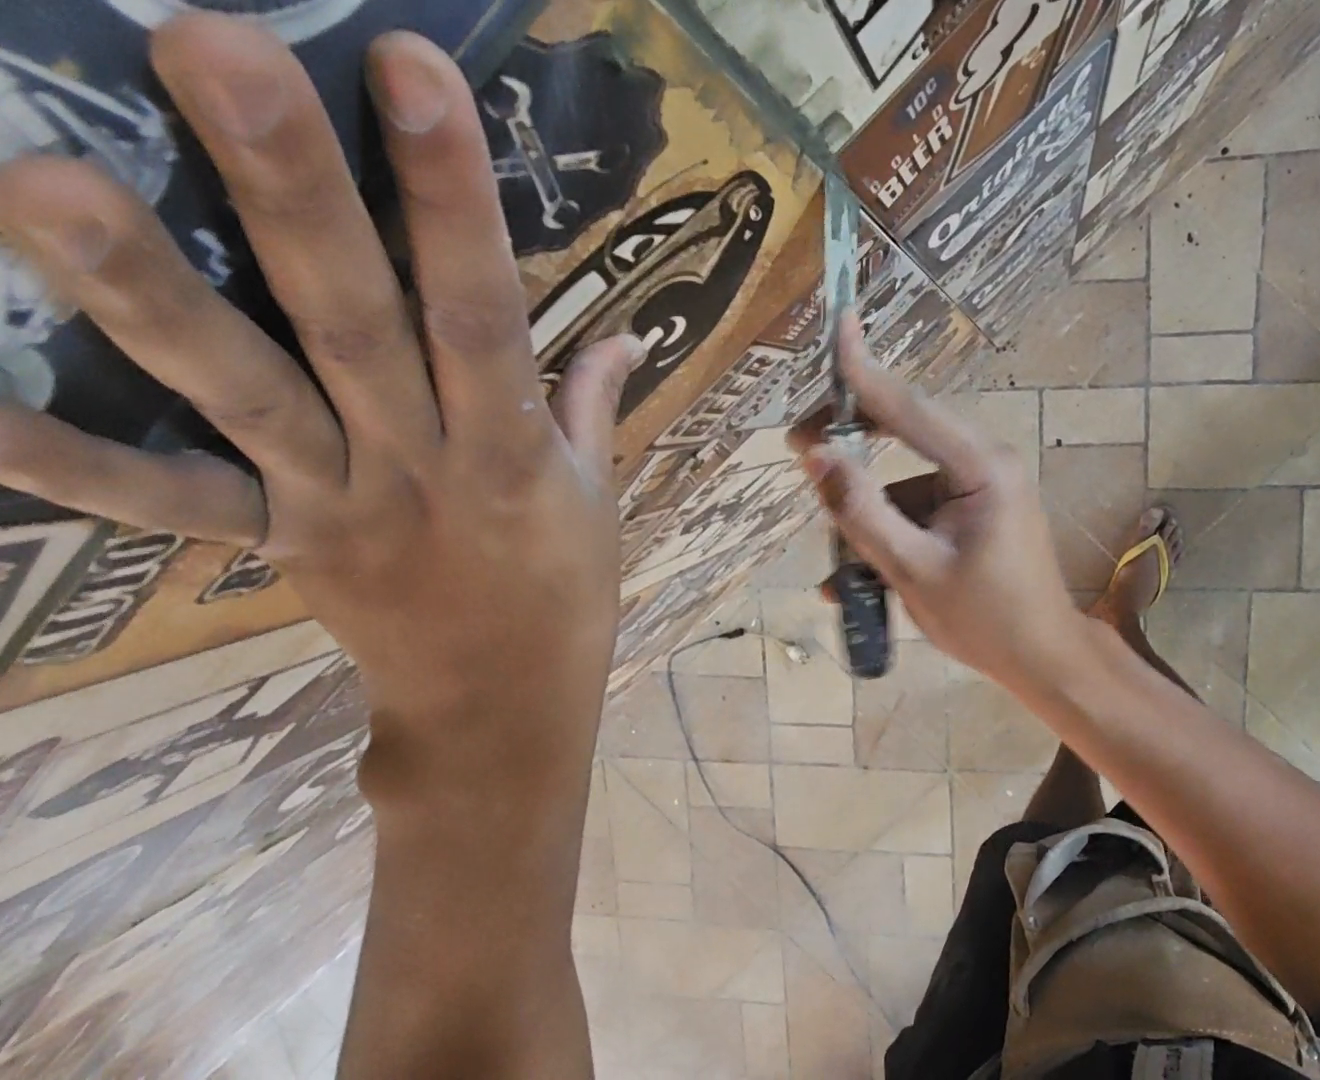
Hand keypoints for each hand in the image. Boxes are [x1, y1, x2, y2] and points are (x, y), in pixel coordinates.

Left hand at [0, 17, 636, 803]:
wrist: (502, 712)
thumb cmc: (565, 595)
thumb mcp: (598, 496)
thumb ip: (592, 403)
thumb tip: (627, 332)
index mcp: (513, 450)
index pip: (482, 310)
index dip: (453, 198)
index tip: (412, 72)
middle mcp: (422, 464)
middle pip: (354, 324)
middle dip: (295, 192)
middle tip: (213, 47)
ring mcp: (339, 505)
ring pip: (245, 397)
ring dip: (148, 298)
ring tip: (39, 180)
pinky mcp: (278, 544)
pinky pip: (170, 502)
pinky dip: (67, 458)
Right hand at [792, 312, 1091, 690]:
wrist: (1042, 658)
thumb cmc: (985, 620)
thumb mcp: (912, 571)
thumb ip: (862, 512)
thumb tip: (816, 458)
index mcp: (981, 466)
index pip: (909, 408)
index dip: (864, 370)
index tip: (837, 326)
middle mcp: (986, 460)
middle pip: (905, 433)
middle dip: (851, 446)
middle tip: (799, 452)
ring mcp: (983, 483)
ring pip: (906, 479)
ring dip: (868, 512)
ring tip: (840, 570)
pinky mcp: (976, 506)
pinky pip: (920, 505)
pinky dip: (890, 531)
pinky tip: (861, 580)